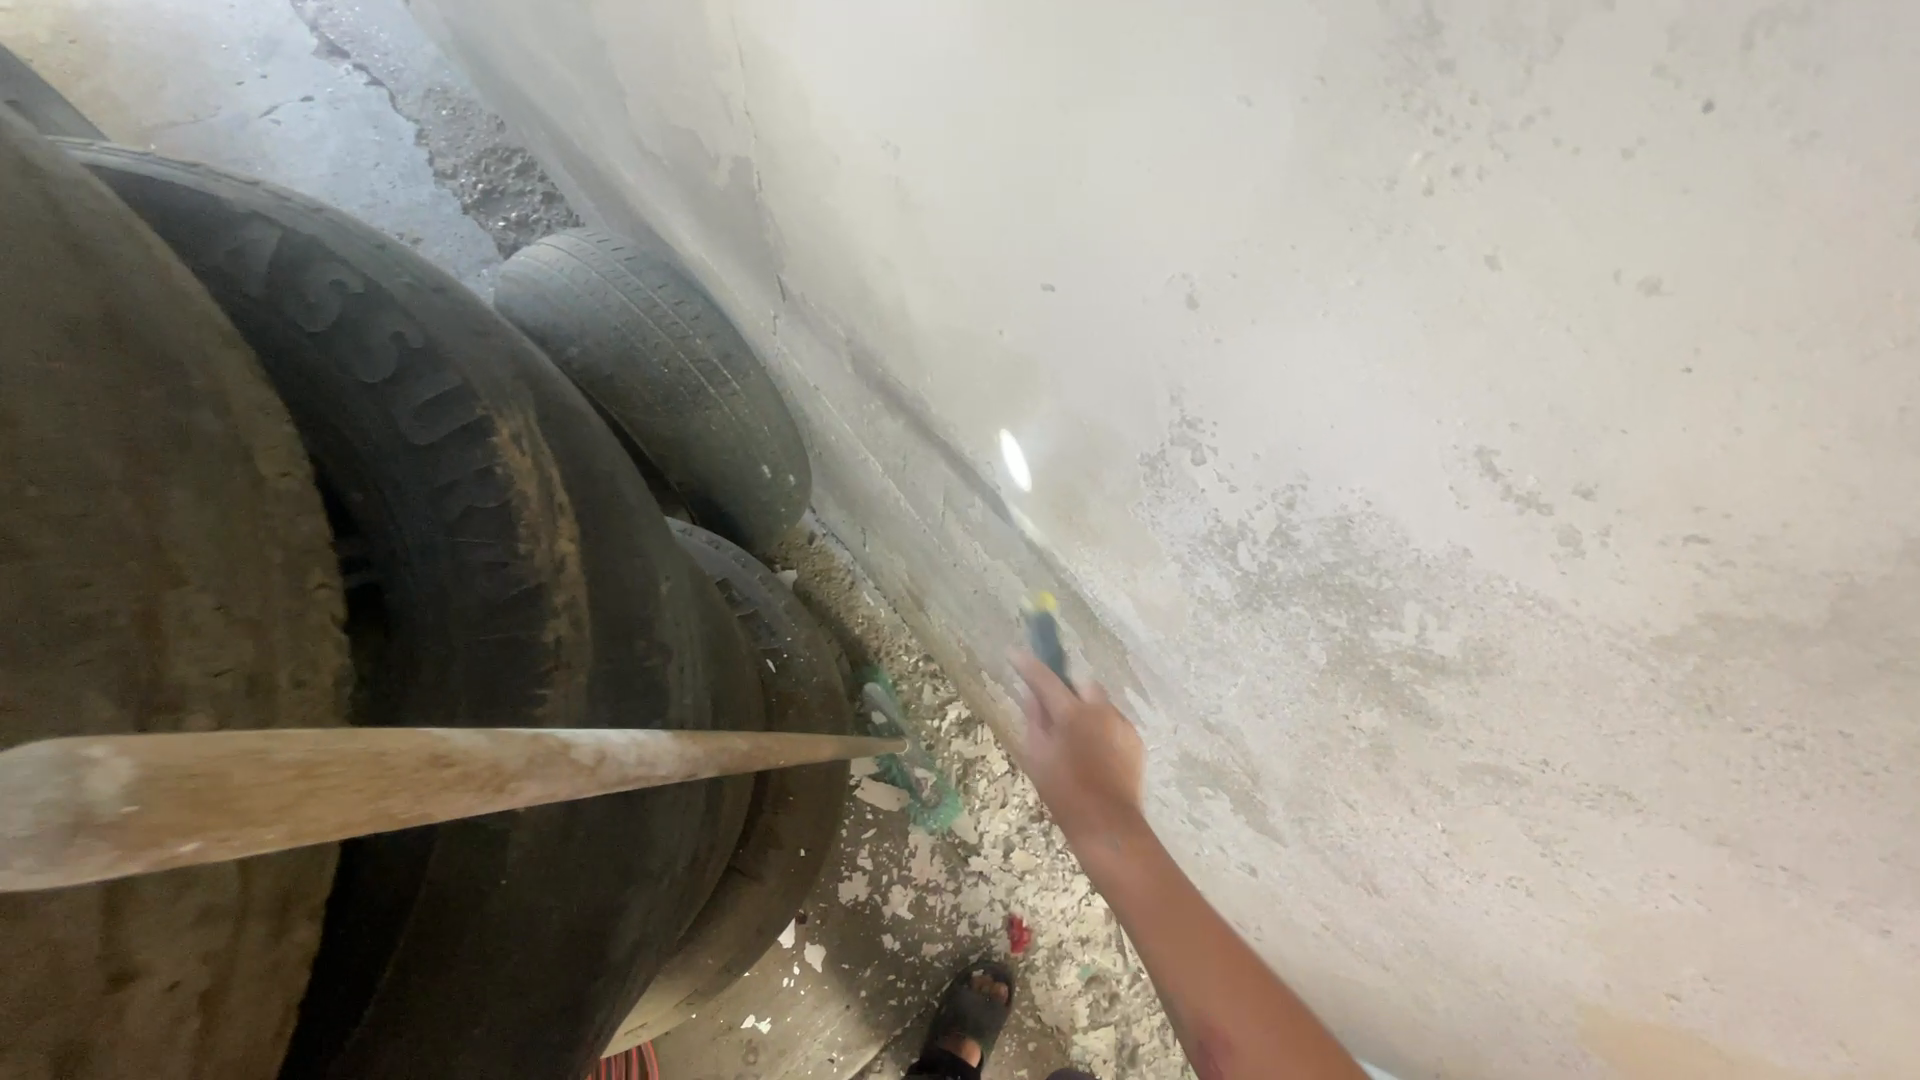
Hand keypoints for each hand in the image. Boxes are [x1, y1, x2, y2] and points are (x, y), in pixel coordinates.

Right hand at [1009, 649, 1146, 854]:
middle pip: (1082, 684)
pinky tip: (1095, 755)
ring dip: (1086, 711)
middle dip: (1069, 691)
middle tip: (1056, 712)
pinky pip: (1114, 723)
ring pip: (1100, 704)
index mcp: (1072, 714)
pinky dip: (1102, 729)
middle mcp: (1100, 711)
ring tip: (1077, 740)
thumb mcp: (1036, 756)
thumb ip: (1034, 719)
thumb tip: (1030, 694)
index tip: (1016, 654)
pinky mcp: (1135, 740)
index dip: (1028, 665)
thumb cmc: (1063, 793)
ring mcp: (1121, 724)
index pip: (1045, 679)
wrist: (1107, 824)